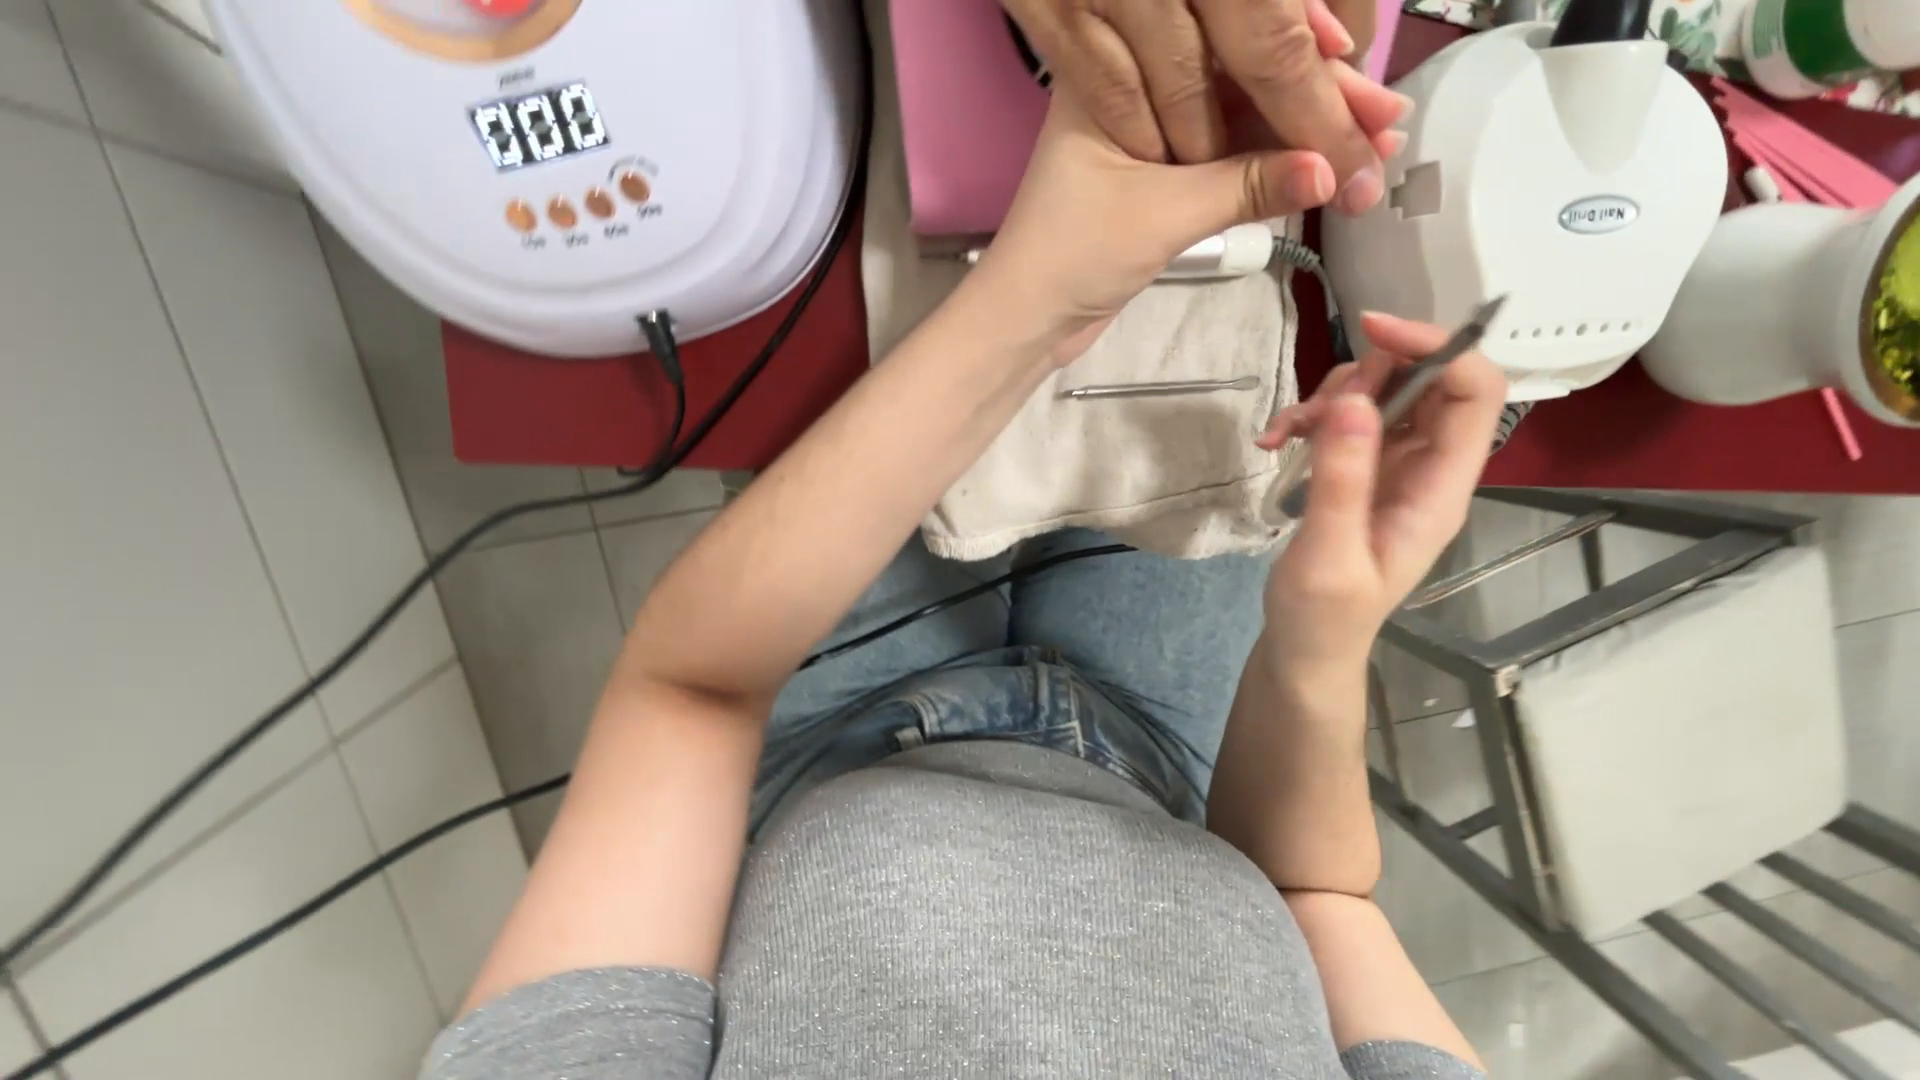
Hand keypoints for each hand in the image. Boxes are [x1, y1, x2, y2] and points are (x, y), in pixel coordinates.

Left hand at [969, 92, 1389, 362]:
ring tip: (1374, 149)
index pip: (1225, 47)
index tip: (1361, 75)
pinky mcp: (1158, 180)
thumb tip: (1335, 168)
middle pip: (1242, 83)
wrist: (1025, 322)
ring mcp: (1149, 137)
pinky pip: (1226, 161)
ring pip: (1241, 124)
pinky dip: (1273, 170)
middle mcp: (1135, 91)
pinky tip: (1324, 171)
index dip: (1299, 58)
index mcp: (1118, 70)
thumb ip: (1249, 185)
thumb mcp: (1163, 213)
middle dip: (1316, 103)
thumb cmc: (1070, 257)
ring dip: (1304, 139)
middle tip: (1388, 124)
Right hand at [1253, 313, 1507, 669]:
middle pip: (1424, 381)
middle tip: (1313, 414)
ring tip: (1285, 435)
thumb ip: (1342, 480)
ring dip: (1328, 399)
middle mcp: (1427, 467)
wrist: (1306, 646)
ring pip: (1379, 393)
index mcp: (1440, 489)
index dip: (1435, 348)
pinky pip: (1346, 419)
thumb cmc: (1324, 615)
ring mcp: (1393, 466)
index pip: (1473, 393)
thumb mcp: (1329, 554)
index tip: (1371, 331)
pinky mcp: (1360, 470)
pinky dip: (1309, 419)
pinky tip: (1275, 442)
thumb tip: (1355, 401)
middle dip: (1365, 377)